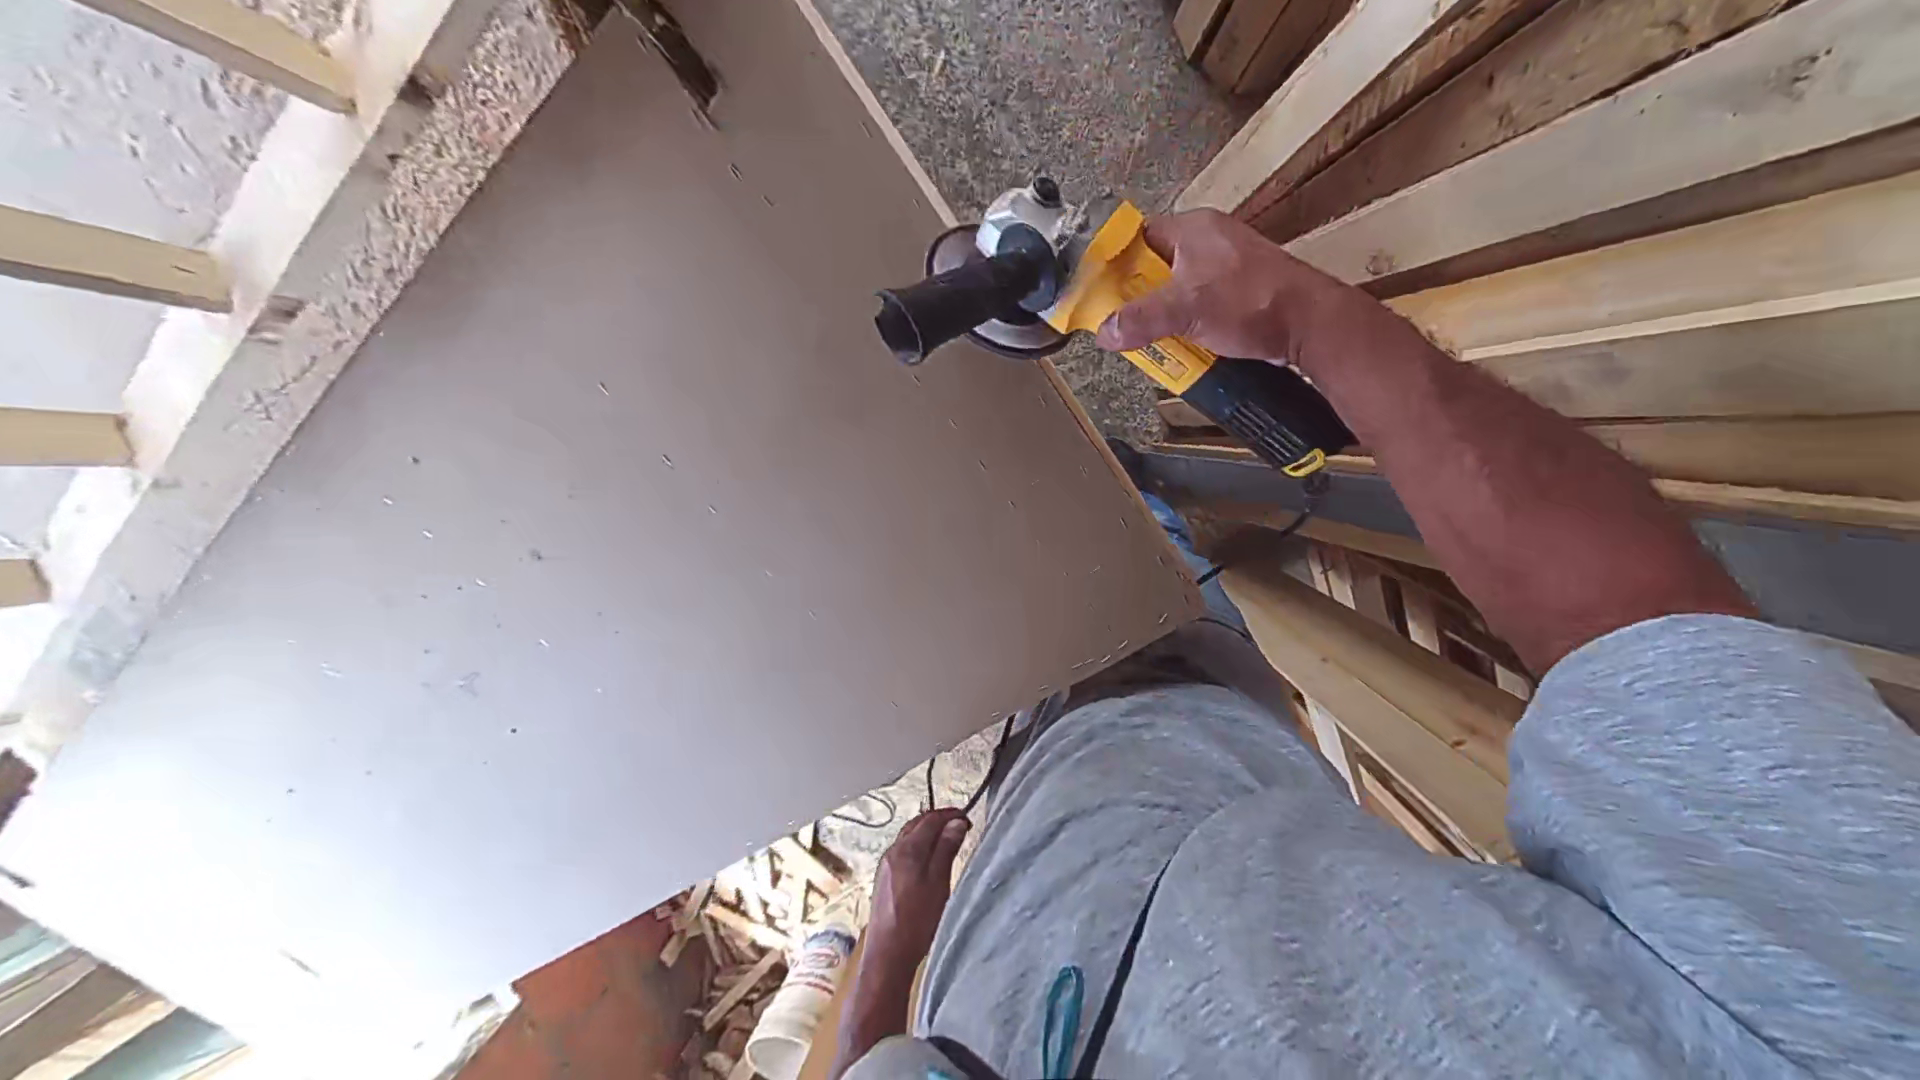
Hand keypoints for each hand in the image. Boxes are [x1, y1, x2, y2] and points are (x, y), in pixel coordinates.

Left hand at [867, 808, 969, 965]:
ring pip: (908, 835)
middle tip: (959, 825)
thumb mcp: (939, 883)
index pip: (930, 819)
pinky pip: (902, 849)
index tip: (968, 818)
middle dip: (938, 819)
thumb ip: (946, 849)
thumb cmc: (918, 920)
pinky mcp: (883, 877)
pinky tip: (927, 857)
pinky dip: (918, 844)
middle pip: (917, 823)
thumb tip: (956, 822)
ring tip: (946, 839)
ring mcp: (886, 863)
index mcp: (908, 849)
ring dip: (927, 831)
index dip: (950, 814)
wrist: (887, 953)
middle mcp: (893, 850)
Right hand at [1094, 209, 1361, 366]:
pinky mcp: (1235, 295)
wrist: (1310, 325)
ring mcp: (1223, 270)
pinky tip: (1183, 344)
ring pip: (1173, 293)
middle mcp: (1206, 244)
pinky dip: (1183, 327)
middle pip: (1152, 270)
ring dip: (1161, 319)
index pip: (1137, 239)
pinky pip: (1194, 309)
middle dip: (1137, 300)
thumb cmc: (1257, 301)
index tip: (1099, 290)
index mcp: (1193, 230)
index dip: (1115, 263)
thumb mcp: (1186, 309)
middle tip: (1126, 323)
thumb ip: (1140, 320)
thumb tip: (1106, 331)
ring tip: (1156, 338)